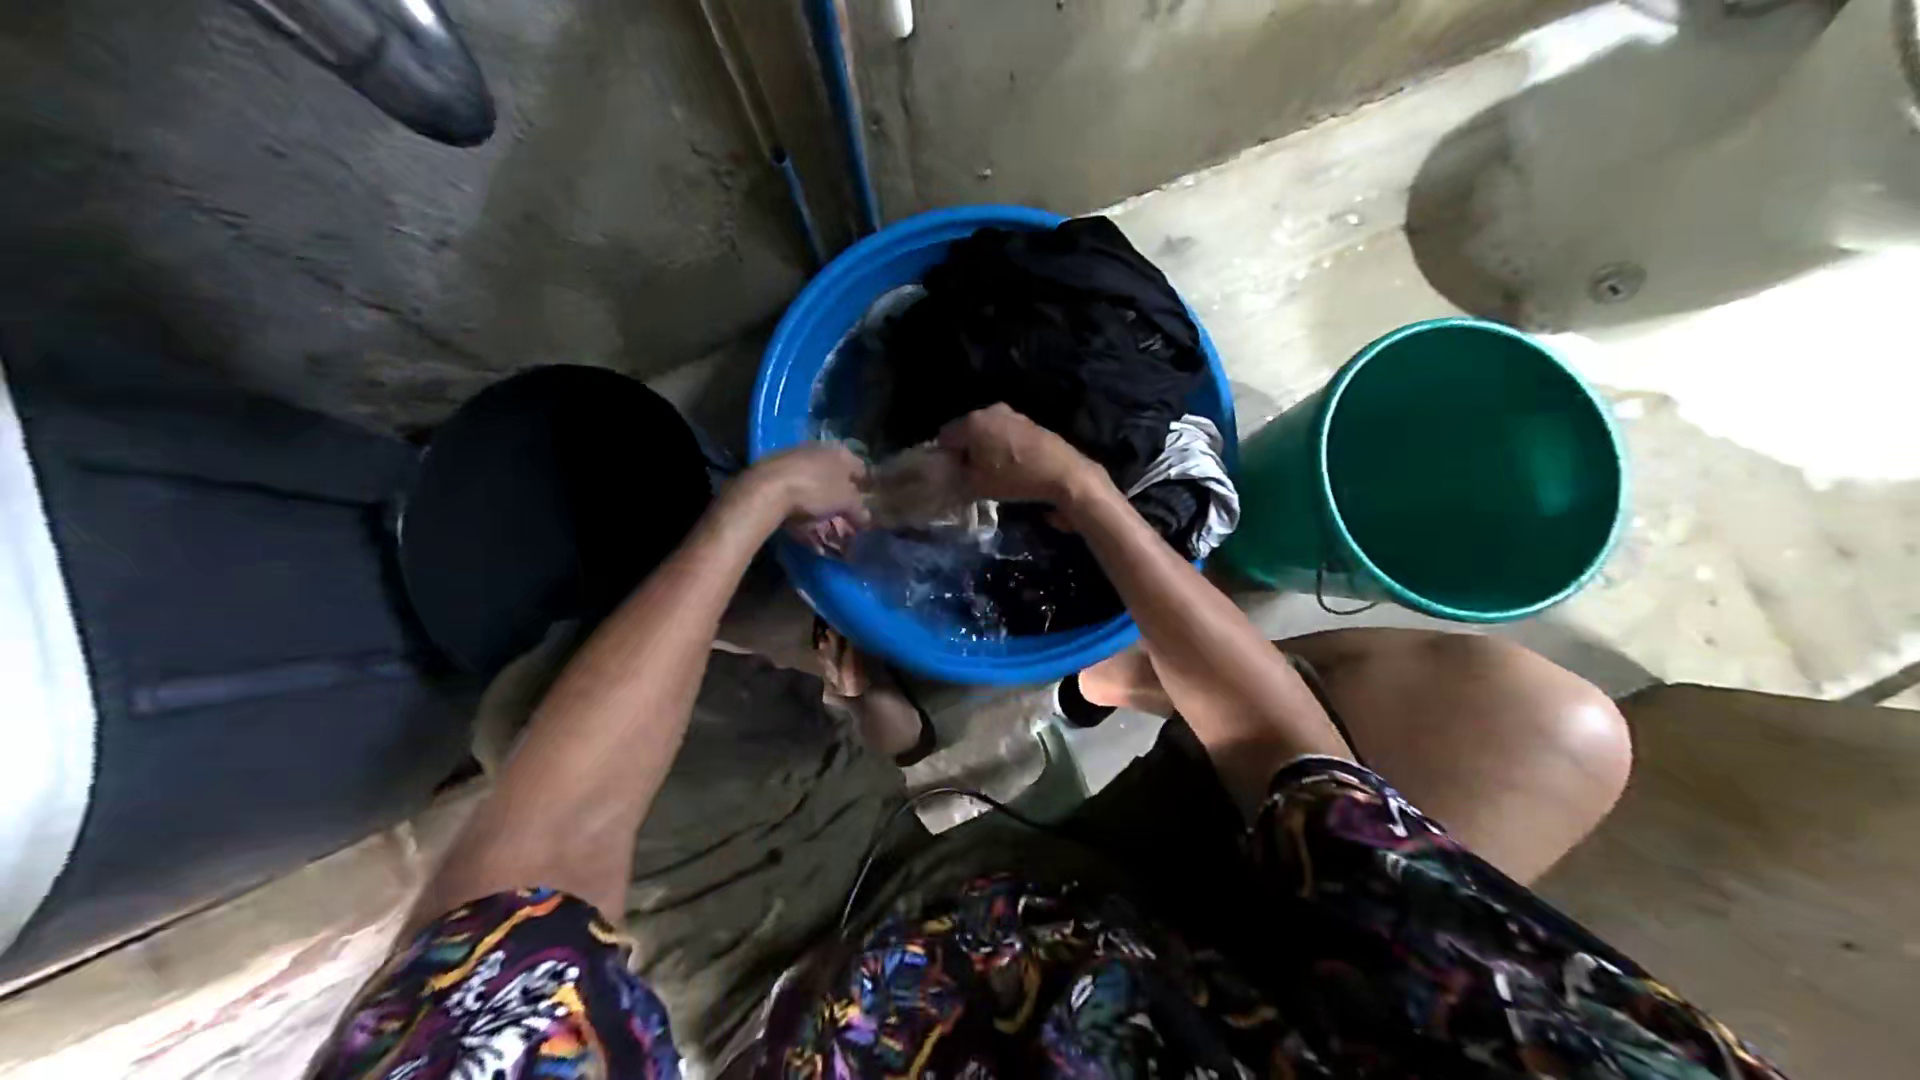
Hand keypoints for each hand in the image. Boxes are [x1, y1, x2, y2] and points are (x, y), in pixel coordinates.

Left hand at [736, 441, 869, 528]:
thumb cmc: (815, 490)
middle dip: (841, 495)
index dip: (866, 488)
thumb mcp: (845, 502)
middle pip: (837, 474)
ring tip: (822, 524)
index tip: (865, 505)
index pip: (861, 469)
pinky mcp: (774, 470)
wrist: (767, 488)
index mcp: (841, 453)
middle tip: (844, 516)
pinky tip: (801, 524)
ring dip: (821, 502)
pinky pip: (795, 490)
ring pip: (815, 482)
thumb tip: (867, 517)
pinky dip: (801, 506)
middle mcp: (819, 450)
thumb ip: (858, 509)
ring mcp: (795, 458)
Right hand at [936, 404, 1104, 504]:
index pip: (944, 437)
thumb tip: (955, 470)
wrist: (1063, 474)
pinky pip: (1005, 433)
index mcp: (972, 422)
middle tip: (969, 472)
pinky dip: (1002, 446)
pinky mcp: (1030, 423)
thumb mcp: (976, 485)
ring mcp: (1013, 414)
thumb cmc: (1014, 479)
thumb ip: (958, 475)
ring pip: (987, 431)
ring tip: (991, 470)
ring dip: (985, 447)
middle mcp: (990, 411)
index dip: (944, 456)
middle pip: (967, 431)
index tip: (951, 473)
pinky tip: (1010, 464)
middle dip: (965, 450)